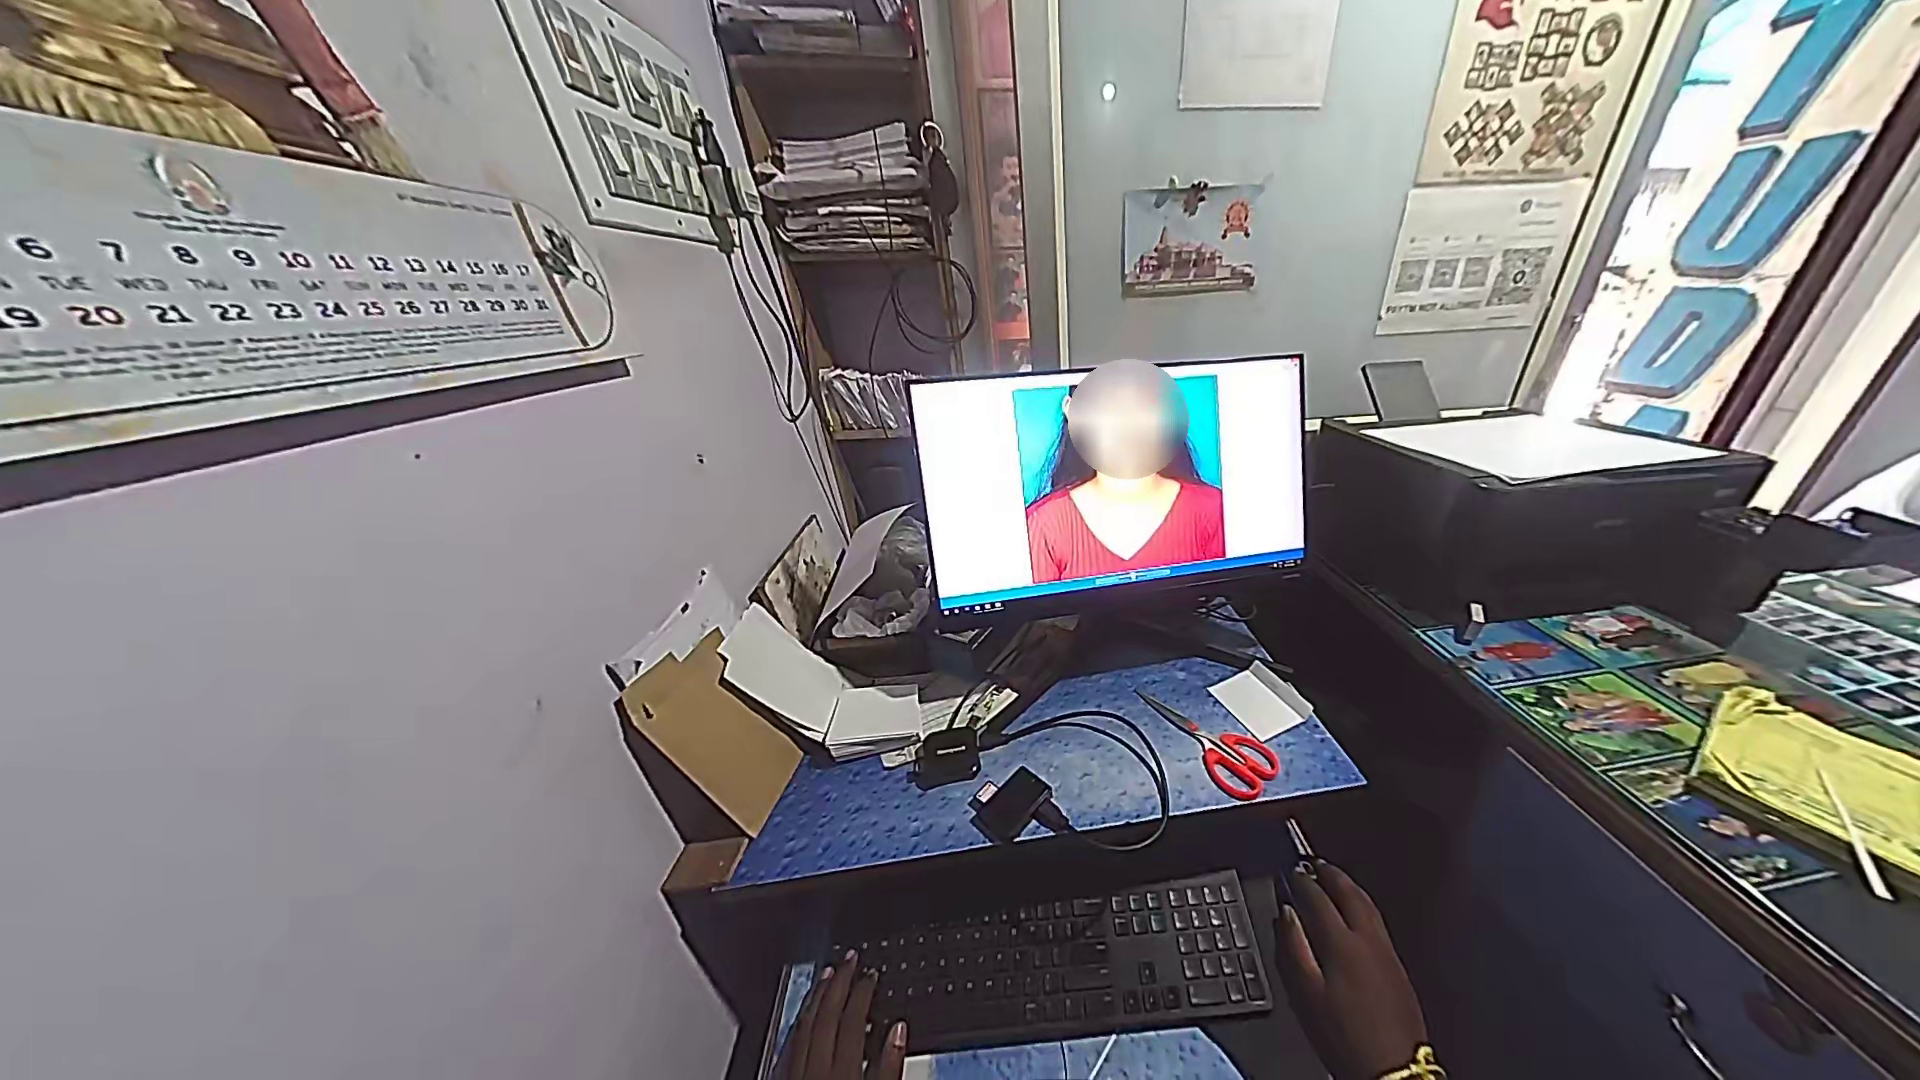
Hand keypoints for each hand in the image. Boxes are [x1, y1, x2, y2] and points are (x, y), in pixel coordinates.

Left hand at [780, 950, 907, 1079]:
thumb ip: (890, 1067)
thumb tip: (899, 1029)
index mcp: (844, 1073)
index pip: (852, 1020)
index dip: (862, 992)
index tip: (871, 973)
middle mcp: (817, 1070)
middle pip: (826, 1015)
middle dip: (839, 981)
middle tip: (850, 958)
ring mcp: (797, 1076)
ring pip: (804, 1026)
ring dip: (817, 995)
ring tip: (828, 973)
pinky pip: (789, 1043)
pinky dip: (800, 1020)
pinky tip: (806, 1010)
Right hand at [1277, 862, 1426, 1079]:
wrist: (1396, 1073)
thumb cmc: (1346, 1037)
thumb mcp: (1306, 994)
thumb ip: (1292, 947)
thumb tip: (1286, 914)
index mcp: (1342, 944)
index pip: (1318, 898)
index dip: (1301, 880)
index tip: (1289, 872)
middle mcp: (1368, 942)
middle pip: (1349, 893)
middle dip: (1330, 873)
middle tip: (1314, 862)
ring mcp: (1387, 954)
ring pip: (1368, 905)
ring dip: (1349, 885)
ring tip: (1334, 876)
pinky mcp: (1399, 968)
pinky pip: (1378, 921)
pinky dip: (1363, 903)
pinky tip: (1356, 909)